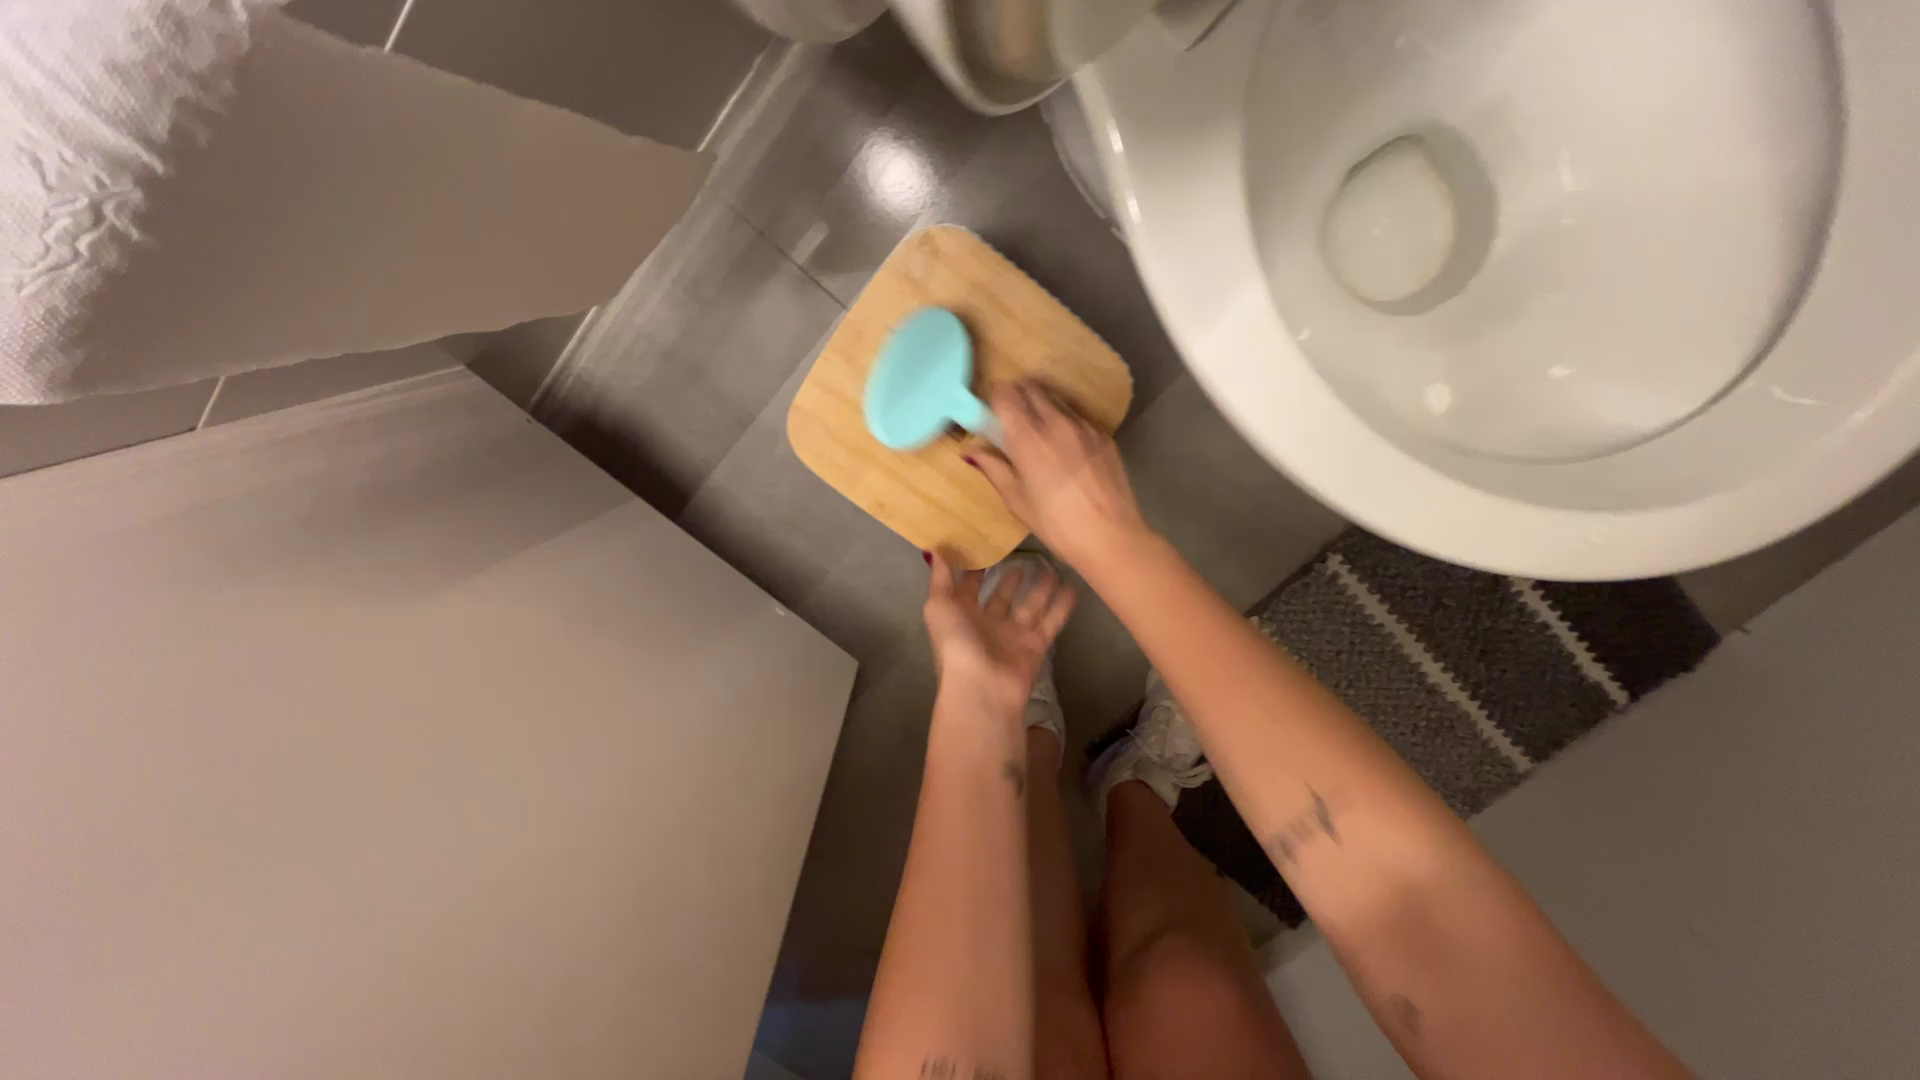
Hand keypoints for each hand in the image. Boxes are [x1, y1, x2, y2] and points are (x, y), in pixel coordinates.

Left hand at [923, 550, 1075, 715]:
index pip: (968, 586)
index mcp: (961, 615)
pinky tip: (1073, 585)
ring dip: (1040, 587)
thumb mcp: (939, 606)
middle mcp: (987, 623)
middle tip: (1024, 554)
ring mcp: (1013, 635)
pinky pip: (1051, 621)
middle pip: (1002, 596)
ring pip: (1029, 605)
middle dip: (1011, 578)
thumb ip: (940, 578)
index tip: (987, 542)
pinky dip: (1061, 605)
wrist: (982, 687)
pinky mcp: (1035, 644)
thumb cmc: (956, 643)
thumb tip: (938, 549)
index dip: (975, 568)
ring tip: (1051, 565)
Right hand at [972, 382, 1154, 575]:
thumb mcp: (1016, 500)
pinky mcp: (1104, 435)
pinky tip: (1066, 446)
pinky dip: (1065, 420)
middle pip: (1031, 387)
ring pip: (1056, 398)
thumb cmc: (1056, 525)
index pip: (1005, 394)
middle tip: (1012, 418)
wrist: (1111, 537)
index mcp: (1028, 438)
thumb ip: (993, 468)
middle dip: (1017, 395)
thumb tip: (970, 450)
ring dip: (1042, 405)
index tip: (992, 412)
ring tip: (1039, 430)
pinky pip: (1078, 416)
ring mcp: (1084, 426)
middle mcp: (1056, 422)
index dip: (995, 398)